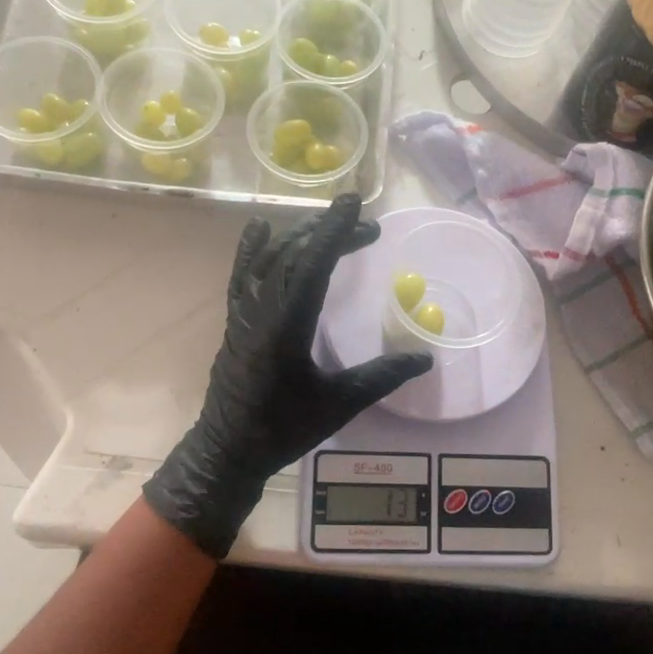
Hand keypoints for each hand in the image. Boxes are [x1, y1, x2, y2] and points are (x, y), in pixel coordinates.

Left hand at [144, 195, 433, 557]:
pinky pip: (243, 275)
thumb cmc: (284, 429)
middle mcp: (261, 310)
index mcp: (287, 326)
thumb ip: (381, 376)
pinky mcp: (235, 321)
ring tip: (330, 224)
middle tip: (368, 227)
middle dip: (329, 232)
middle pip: (293, 254)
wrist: (227, 451)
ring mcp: (243, 313)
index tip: (354, 202)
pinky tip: (260, 230)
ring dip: (299, 236)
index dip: (335, 231)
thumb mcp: (339, 404)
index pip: (312, 265)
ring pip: (268, 259)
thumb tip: (424, 358)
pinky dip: (253, 249)